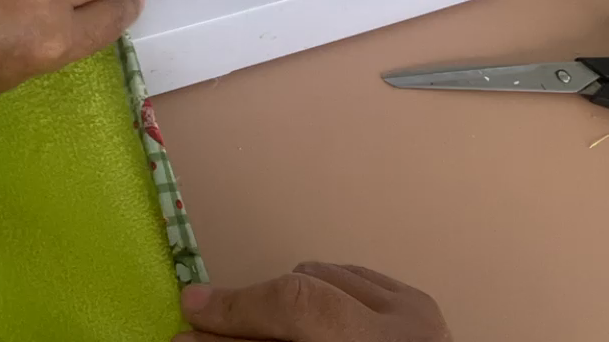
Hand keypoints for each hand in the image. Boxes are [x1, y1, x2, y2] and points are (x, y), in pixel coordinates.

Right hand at [176, 263, 450, 341]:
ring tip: (269, 332)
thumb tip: (199, 336)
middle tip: (201, 317)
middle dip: (245, 306)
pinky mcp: (420, 303)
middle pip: (301, 293)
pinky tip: (309, 323)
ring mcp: (415, 313)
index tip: (188, 311)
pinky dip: (321, 293)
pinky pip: (349, 274)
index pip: (294, 310)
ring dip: (285, 303)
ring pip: (322, 275)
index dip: (236, 310)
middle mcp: (399, 330)